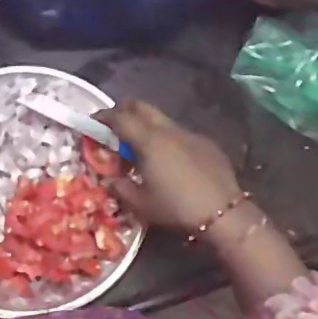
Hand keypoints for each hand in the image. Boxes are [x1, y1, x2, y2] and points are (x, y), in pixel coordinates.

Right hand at [96, 101, 243, 230]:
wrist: (223, 211)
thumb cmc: (176, 207)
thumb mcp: (141, 204)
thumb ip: (121, 187)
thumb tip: (111, 179)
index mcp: (149, 141)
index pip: (121, 118)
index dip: (104, 117)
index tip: (94, 121)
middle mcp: (168, 130)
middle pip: (141, 106)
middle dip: (125, 110)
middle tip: (115, 125)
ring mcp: (189, 133)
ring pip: (162, 119)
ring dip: (147, 124)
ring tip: (142, 146)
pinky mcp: (205, 141)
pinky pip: (179, 132)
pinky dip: (167, 138)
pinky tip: (170, 159)